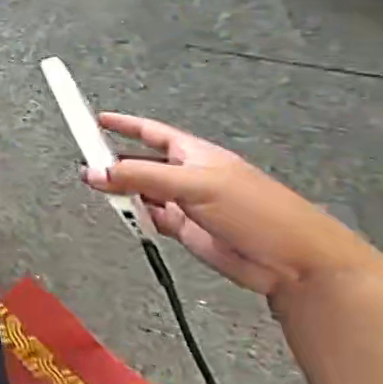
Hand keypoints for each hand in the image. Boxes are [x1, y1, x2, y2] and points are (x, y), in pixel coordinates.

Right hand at [84, 113, 382, 299]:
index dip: (122, 124)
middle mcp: (187, 175)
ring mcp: (186, 203)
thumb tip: (99, 172)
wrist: (295, 264)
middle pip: (139, 162)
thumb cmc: (264, 212)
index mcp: (192, 153)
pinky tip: (126, 215)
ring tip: (102, 191)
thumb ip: (141, 177)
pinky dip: (134, 216)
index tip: (96, 119)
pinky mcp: (186, 229)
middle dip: (113, 162)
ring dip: (122, 192)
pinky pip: (149, 218)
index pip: (149, 130)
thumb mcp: (194, 184)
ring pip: (141, 191)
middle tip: (87, 162)